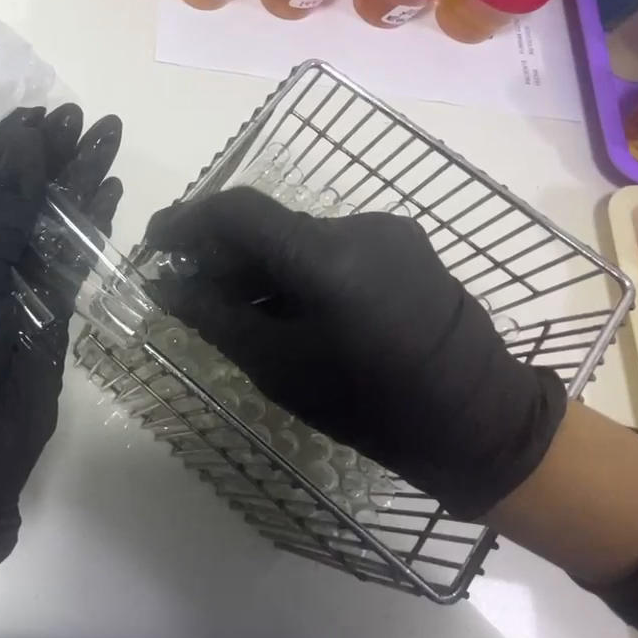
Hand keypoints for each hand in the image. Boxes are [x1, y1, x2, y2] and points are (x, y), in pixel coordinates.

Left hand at [0, 105, 120, 569]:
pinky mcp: (51, 310)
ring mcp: (19, 281)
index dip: (10, 142)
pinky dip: (94, 226)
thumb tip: (24, 140)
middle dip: (53, 151)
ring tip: (109, 138)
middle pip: (24, 189)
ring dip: (80, 178)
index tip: (41, 112)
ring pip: (54, 217)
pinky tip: (113, 194)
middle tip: (86, 118)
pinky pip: (74, 257)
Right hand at [143, 187, 565, 518]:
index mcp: (326, 256)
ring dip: (259, 263)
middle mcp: (358, 227)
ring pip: (297, 236)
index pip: (236, 211)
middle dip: (220, 251)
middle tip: (190, 288)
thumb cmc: (370, 406)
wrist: (482, 425)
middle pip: (266, 224)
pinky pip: (330, 247)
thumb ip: (213, 316)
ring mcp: (388, 233)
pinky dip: (296, 269)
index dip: (186, 221)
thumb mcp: (277, 366)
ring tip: (238, 306)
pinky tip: (289, 308)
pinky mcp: (406, 247)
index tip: (155, 245)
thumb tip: (163, 285)